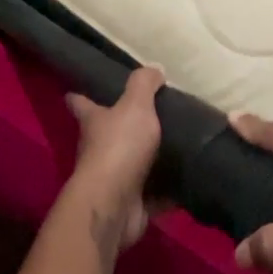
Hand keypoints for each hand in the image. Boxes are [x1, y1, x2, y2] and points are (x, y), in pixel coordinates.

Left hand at [63, 67, 164, 249]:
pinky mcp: (133, 202)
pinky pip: (157, 193)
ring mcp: (115, 179)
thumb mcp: (135, 105)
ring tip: (182, 144)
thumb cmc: (119, 147)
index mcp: (94, 122)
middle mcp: (98, 150)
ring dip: (152, 158)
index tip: (81, 88)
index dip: (80, 95)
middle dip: (124, 126)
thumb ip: (144, 84)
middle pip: (109, 133)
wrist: (114, 204)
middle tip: (156, 113)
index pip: (80, 103)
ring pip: (134, 163)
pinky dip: (171, 189)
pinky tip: (192, 179)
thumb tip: (154, 69)